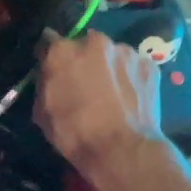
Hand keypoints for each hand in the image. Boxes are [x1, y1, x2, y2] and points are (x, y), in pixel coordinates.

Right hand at [31, 29, 165, 170]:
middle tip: (83, 84)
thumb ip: (44, 84)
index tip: (51, 69)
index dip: (48, 56)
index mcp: (63, 51)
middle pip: (83, 45)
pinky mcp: (149, 64)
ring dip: (107, 67)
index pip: (48, 40)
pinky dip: (128, 77)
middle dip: (81, 60)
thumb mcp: (42, 112)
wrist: (122, 150)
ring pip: (110, 54)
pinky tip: (128, 98)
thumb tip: (50, 76)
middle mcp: (95, 41)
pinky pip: (132, 66)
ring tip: (110, 93)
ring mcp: (126, 51)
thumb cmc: (74, 133)